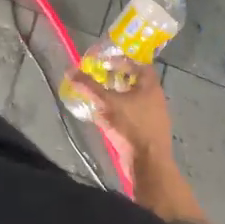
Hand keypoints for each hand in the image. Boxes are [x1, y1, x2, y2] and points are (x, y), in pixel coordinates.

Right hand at [65, 60, 172, 175]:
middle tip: (97, 78)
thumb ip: (88, 86)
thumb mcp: (106, 103)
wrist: (148, 163)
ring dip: (116, 96)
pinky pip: (131, 114)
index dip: (122, 60)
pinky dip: (118, 111)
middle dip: (116, 78)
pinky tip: (103, 116)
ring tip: (97, 96)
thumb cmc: (131, 126)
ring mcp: (152, 116)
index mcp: (150, 87)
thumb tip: (70, 71)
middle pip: (135, 82)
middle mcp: (155, 98)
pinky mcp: (147, 131)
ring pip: (133, 99)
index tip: (104, 62)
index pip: (139, 64)